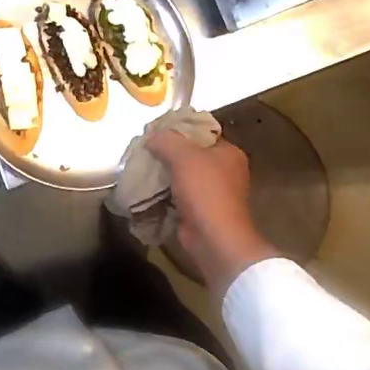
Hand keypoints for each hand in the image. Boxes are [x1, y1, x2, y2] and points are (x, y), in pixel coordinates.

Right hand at [146, 132, 277, 294]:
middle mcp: (225, 171)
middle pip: (191, 155)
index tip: (155, 132)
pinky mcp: (201, 212)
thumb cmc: (205, 191)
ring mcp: (214, 193)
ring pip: (183, 177)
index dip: (178, 130)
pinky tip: (146, 191)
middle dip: (167, 154)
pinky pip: (179, 196)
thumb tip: (152, 135)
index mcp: (228, 153)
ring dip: (164, 176)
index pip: (202, 133)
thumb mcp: (184, 156)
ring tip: (141, 170)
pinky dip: (164, 195)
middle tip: (145, 151)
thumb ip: (166, 140)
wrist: (213, 239)